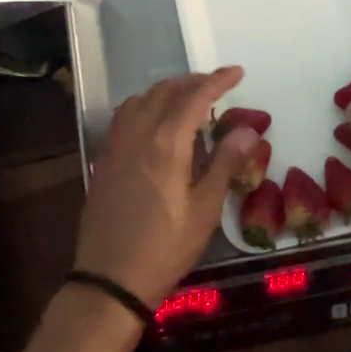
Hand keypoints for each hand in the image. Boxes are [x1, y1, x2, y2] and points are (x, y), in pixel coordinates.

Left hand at [77, 68, 259, 306]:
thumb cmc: (166, 247)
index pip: (195, 96)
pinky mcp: (103, 159)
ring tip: (188, 100)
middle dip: (192, 82)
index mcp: (166, 142)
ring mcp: (115, 145)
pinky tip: (155, 123)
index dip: (217, 81)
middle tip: (217, 86)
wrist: (111, 278)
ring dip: (166, 91)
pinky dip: (144, 106)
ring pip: (141, 100)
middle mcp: (137, 133)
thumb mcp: (205, 209)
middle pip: (165, 91)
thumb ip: (225, 163)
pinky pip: (124, 117)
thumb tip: (247, 130)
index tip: (237, 73)